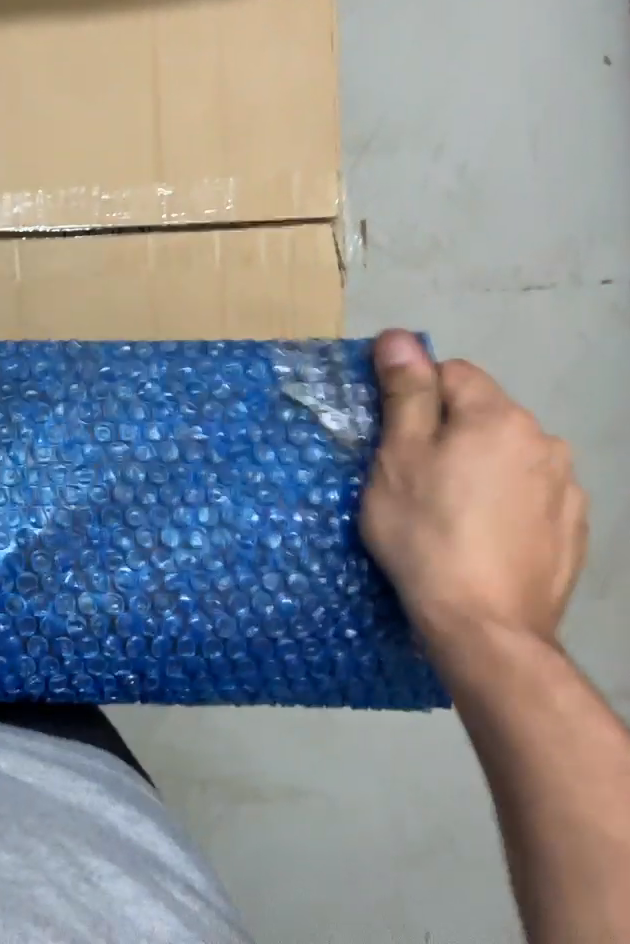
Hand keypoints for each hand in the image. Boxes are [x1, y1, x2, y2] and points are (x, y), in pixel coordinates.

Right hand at [361, 330, 588, 658]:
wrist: (483, 616)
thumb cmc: (423, 528)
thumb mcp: (396, 457)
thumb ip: (405, 395)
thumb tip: (400, 338)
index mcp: (498, 418)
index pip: (451, 373)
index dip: (410, 393)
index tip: (384, 431)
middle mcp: (543, 441)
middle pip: (480, 413)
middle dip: (441, 430)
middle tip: (401, 472)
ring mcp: (566, 484)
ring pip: (503, 453)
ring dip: (470, 464)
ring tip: (437, 505)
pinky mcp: (571, 523)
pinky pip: (524, 490)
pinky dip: (495, 497)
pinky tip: (472, 529)